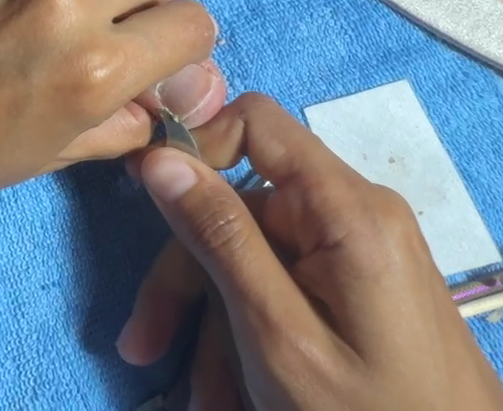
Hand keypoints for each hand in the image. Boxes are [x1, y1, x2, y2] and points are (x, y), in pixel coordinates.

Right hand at [119, 95, 502, 410]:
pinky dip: (248, 332)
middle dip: (187, 277)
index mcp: (347, 208)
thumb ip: (220, 236)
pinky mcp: (358, 286)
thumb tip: (159, 154)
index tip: (146, 198)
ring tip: (203, 399)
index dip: (196, 146)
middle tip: (144, 345)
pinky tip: (232, 394)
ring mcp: (357, 251)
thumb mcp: (280, 337)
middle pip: (238, 206)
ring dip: (212, 322)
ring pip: (250, 254)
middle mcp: (355, 213)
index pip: (254, 120)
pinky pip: (280, 284)